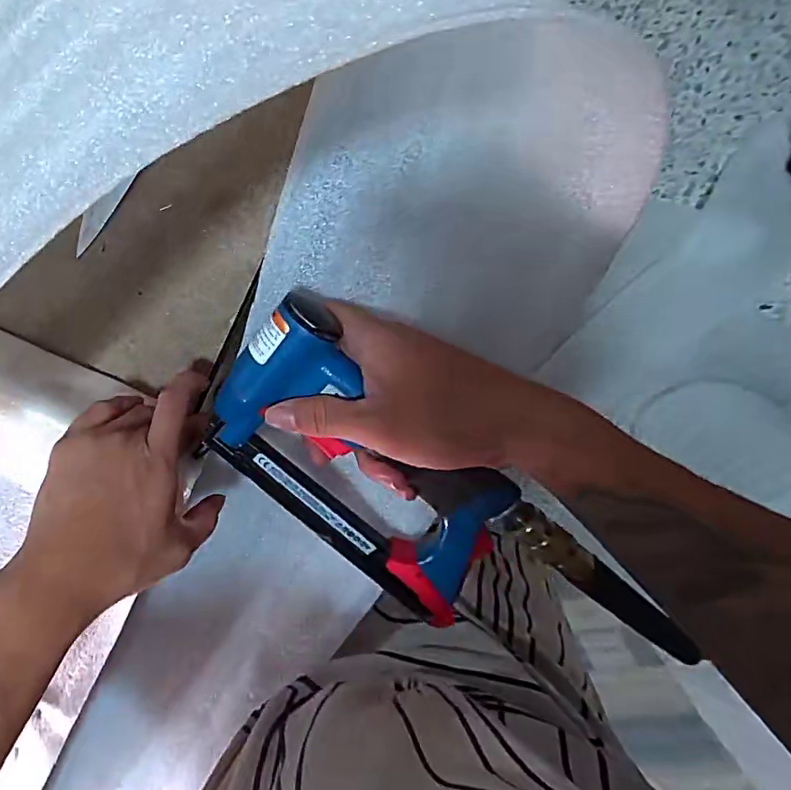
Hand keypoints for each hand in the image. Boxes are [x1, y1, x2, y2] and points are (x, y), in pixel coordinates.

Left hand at [1, 366, 224, 630]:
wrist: (60, 572)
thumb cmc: (122, 562)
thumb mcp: (177, 549)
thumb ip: (204, 519)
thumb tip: (216, 500)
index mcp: (155, 459)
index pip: (175, 402)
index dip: (190, 382)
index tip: (200, 381)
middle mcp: (124, 439)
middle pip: (154, 408)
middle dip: (173, 417)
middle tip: (178, 437)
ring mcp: (91, 438)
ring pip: (127, 409)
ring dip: (145, 416)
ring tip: (148, 437)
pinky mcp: (67, 445)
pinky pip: (97, 413)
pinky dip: (115, 412)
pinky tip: (119, 426)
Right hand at [260, 301, 639, 497]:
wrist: (522, 429)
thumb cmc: (444, 418)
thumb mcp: (373, 425)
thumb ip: (319, 416)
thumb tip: (272, 411)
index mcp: (366, 336)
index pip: (310, 318)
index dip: (283, 346)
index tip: (268, 382)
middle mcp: (380, 345)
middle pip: (328, 371)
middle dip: (327, 418)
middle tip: (324, 450)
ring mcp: (401, 368)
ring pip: (356, 399)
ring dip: (362, 441)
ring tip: (387, 471)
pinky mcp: (418, 390)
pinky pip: (382, 410)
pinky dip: (386, 441)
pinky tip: (404, 471)